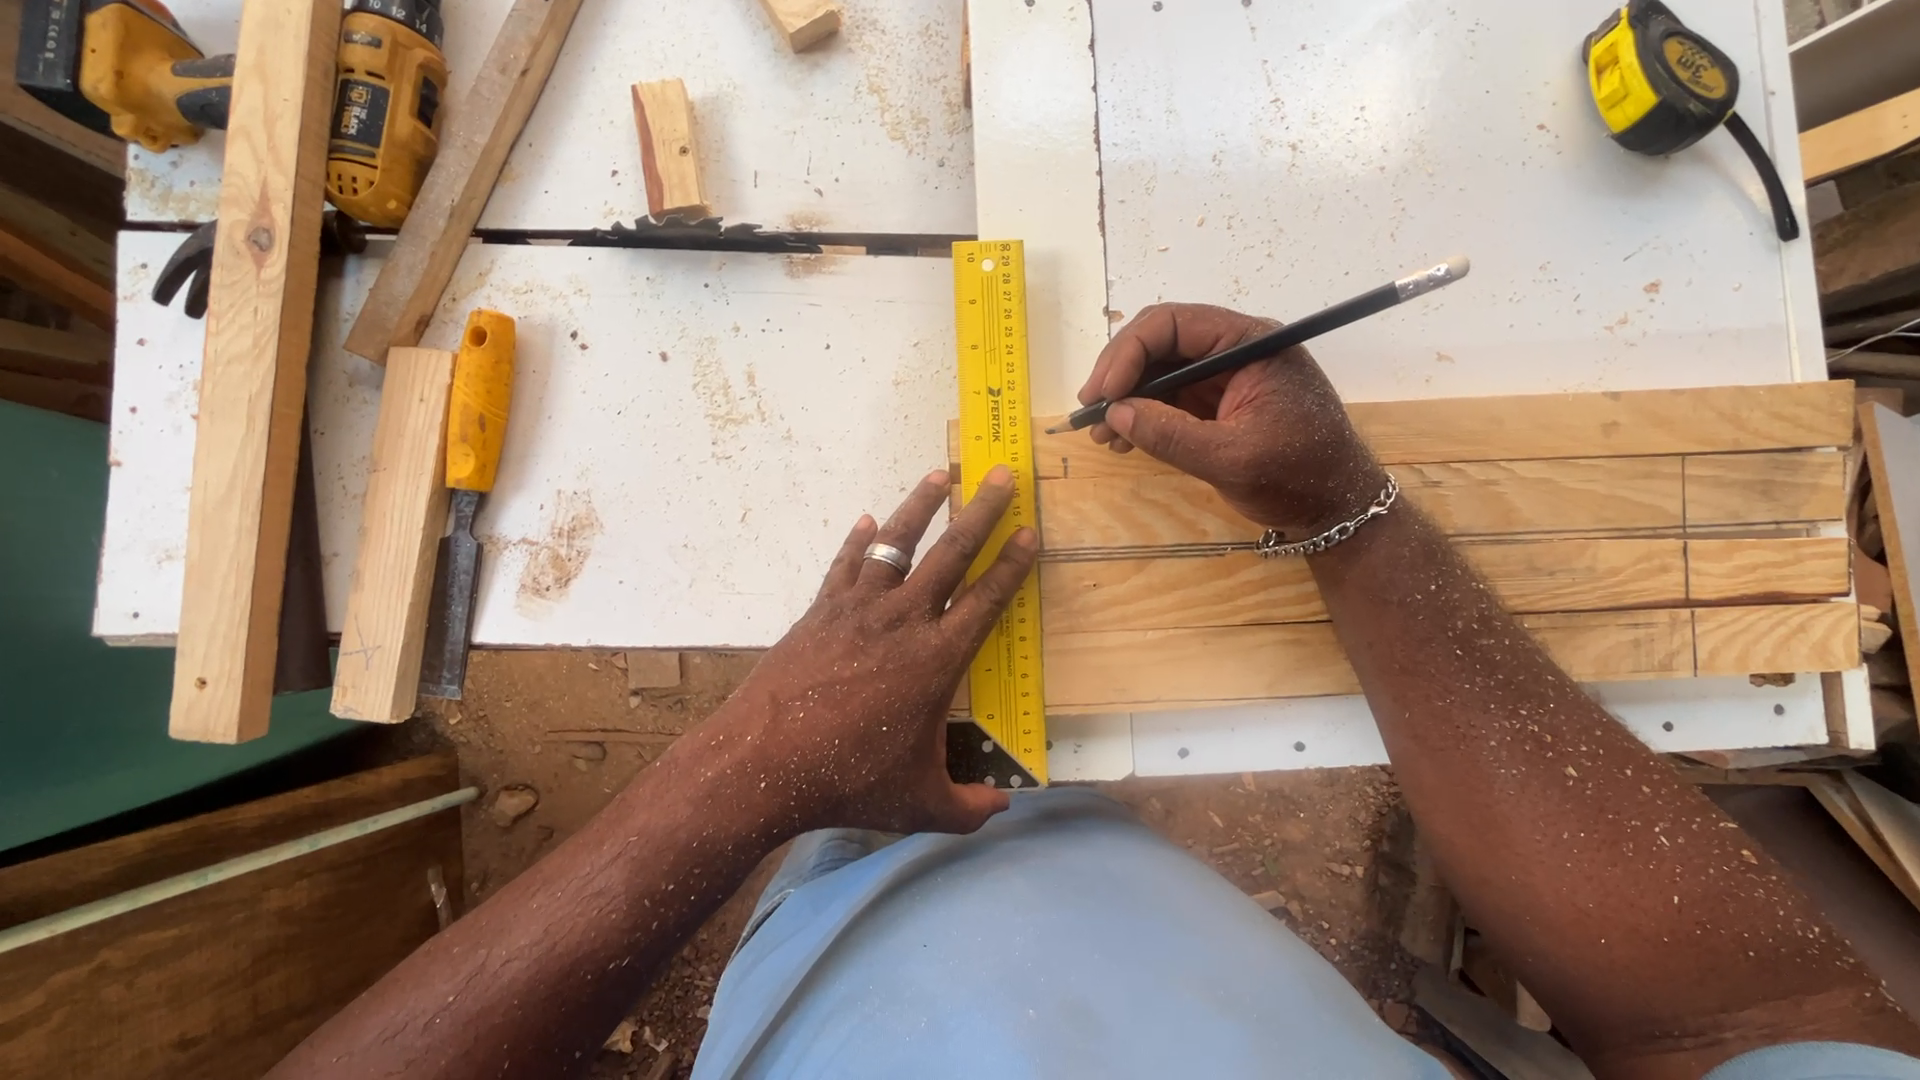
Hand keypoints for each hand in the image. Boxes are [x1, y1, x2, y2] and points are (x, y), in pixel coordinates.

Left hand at [696, 466, 1035, 836]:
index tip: (1029, 531)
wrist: (763, 763)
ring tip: (941, 476)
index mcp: (937, 659)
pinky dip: (857, 542)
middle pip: (951, 554)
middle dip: (982, 511)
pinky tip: (865, 521)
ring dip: (920, 506)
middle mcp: (903, 622)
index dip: (1012, 564)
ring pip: (896, 544)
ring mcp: (857, 610)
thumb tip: (1005, 809)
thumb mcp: (921, 805)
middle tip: (1001, 474)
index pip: (987, 599)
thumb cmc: (848, 780)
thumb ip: (970, 809)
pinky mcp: (819, 611)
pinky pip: (844, 565)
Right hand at [1081, 303, 1387, 536]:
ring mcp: (1222, 377)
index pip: (1175, 324)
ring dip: (1125, 398)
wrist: (1334, 507)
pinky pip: (1166, 398)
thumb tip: (1116, 414)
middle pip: (1160, 342)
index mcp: (1249, 344)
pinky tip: (1122, 440)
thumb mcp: (1232, 458)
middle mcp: (1234, 350)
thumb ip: (1172, 435)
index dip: (1130, 352)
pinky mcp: (1214, 403)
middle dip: (1120, 374)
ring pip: (1158, 370)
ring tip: (1101, 435)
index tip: (1104, 394)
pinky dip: (1140, 416)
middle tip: (1090, 411)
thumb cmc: (1299, 477)